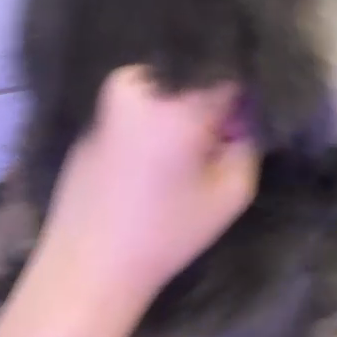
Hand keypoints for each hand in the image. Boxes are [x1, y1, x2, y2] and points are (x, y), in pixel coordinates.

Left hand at [30, 66, 260, 306]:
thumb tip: (241, 119)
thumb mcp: (230, 195)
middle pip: (191, 76)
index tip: (243, 129)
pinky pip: (133, 111)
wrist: (91, 265)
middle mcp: (138, 83)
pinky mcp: (88, 119)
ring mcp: (106, 98)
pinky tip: (147, 168)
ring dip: (177, 116)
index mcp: (176, 99)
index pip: (229, 71)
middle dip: (208, 106)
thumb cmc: (165, 236)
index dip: (242, 100)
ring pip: (161, 92)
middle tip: (211, 151)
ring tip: (177, 163)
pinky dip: (148, 128)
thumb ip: (247, 145)